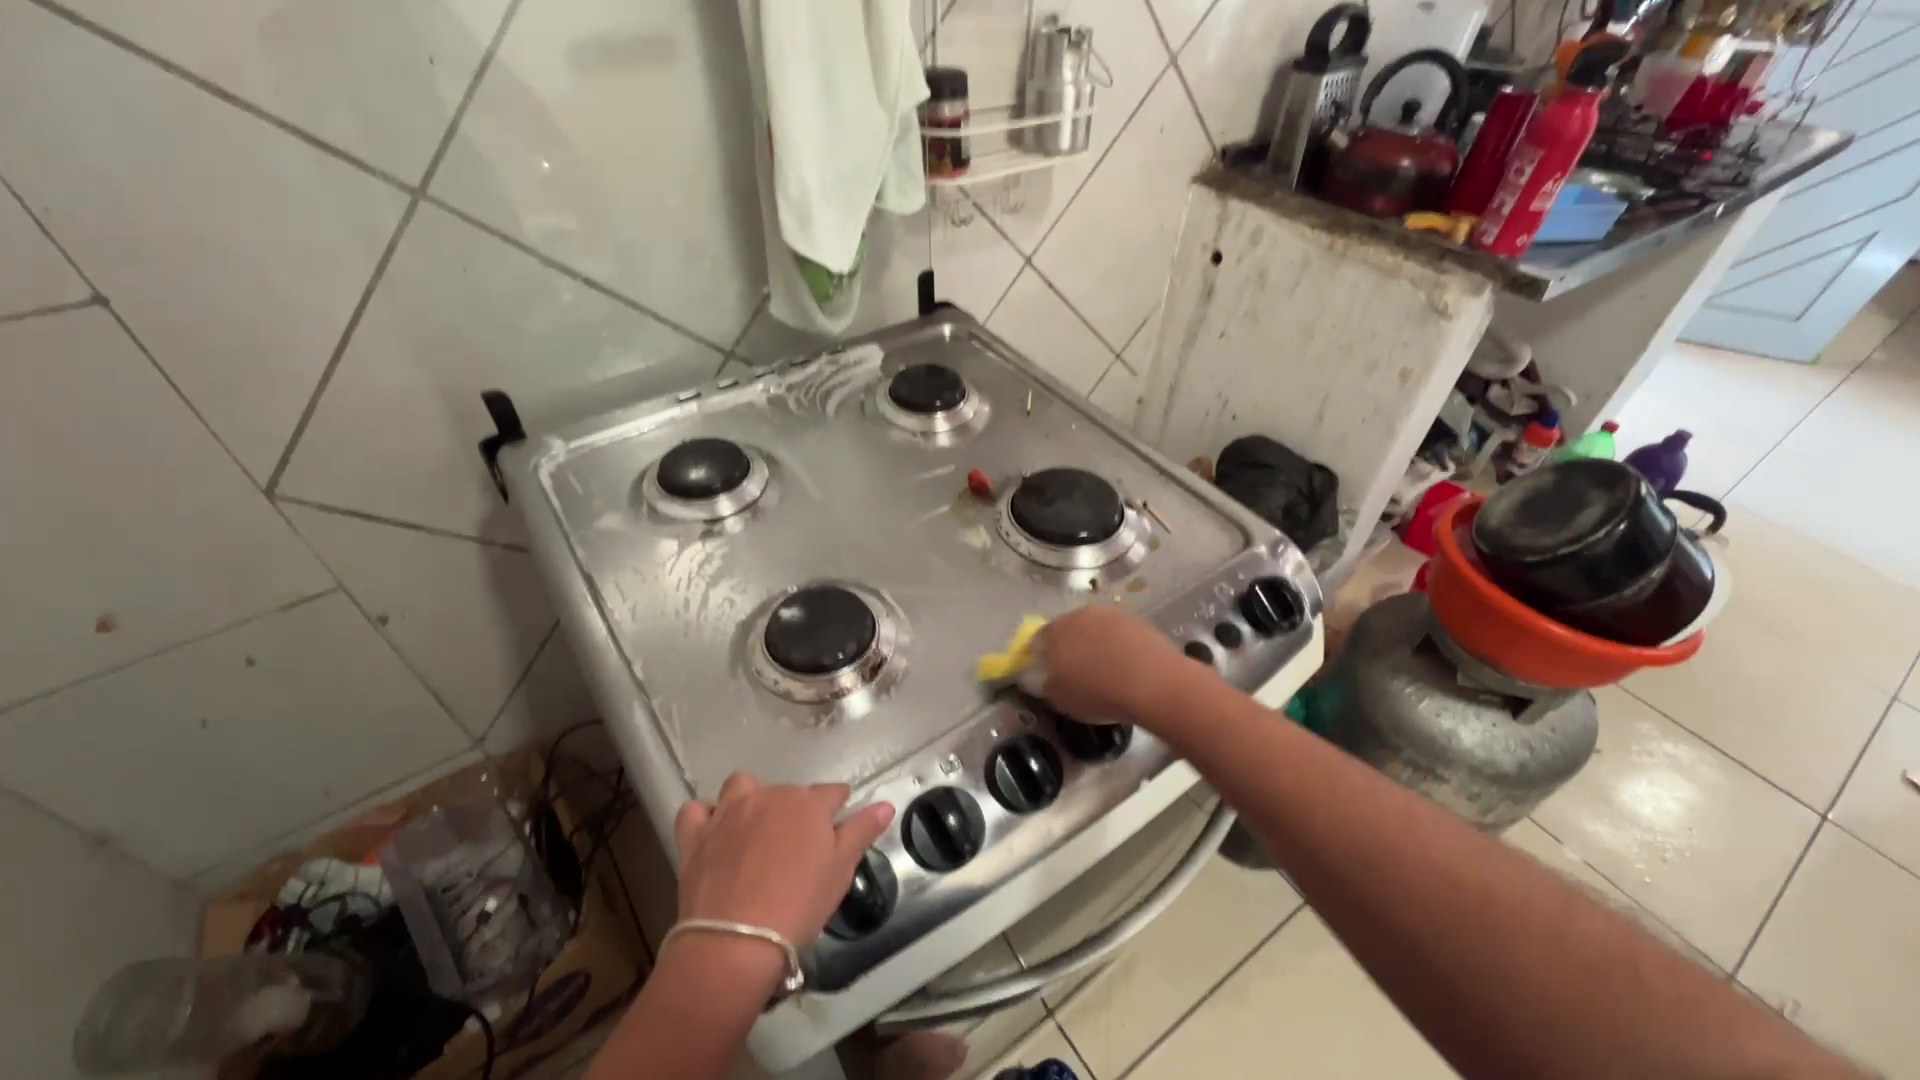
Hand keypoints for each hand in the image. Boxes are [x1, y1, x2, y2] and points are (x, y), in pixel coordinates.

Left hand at [672, 772, 893, 948]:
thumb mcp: (840, 871)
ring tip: (756, 827)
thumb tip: (885, 803)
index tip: (839, 823)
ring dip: (750, 797)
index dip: (838, 806)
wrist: (736, 941)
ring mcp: (727, 813)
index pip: (832, 792)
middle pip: (788, 792)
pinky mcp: (695, 835)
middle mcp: (767, 796)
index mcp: (807, 803)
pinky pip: (696, 810)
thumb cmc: (799, 905)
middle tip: (799, 846)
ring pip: (740, 786)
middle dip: (796, 810)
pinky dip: (704, 816)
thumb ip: (862, 831)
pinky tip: (713, 833)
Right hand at [1021, 604, 1195, 726]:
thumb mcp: (1059, 698)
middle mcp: (1079, 614)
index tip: (1047, 675)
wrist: (1153, 683)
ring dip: (1095, 645)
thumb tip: (1038, 676)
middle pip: (1067, 630)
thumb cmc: (1098, 693)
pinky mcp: (1137, 621)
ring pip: (1095, 630)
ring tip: (1105, 672)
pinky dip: (1119, 647)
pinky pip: (1119, 635)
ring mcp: (1111, 614)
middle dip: (1068, 648)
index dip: (1039, 658)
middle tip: (1076, 673)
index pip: (1036, 641)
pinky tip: (1127, 668)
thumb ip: (1043, 683)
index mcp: (1053, 631)